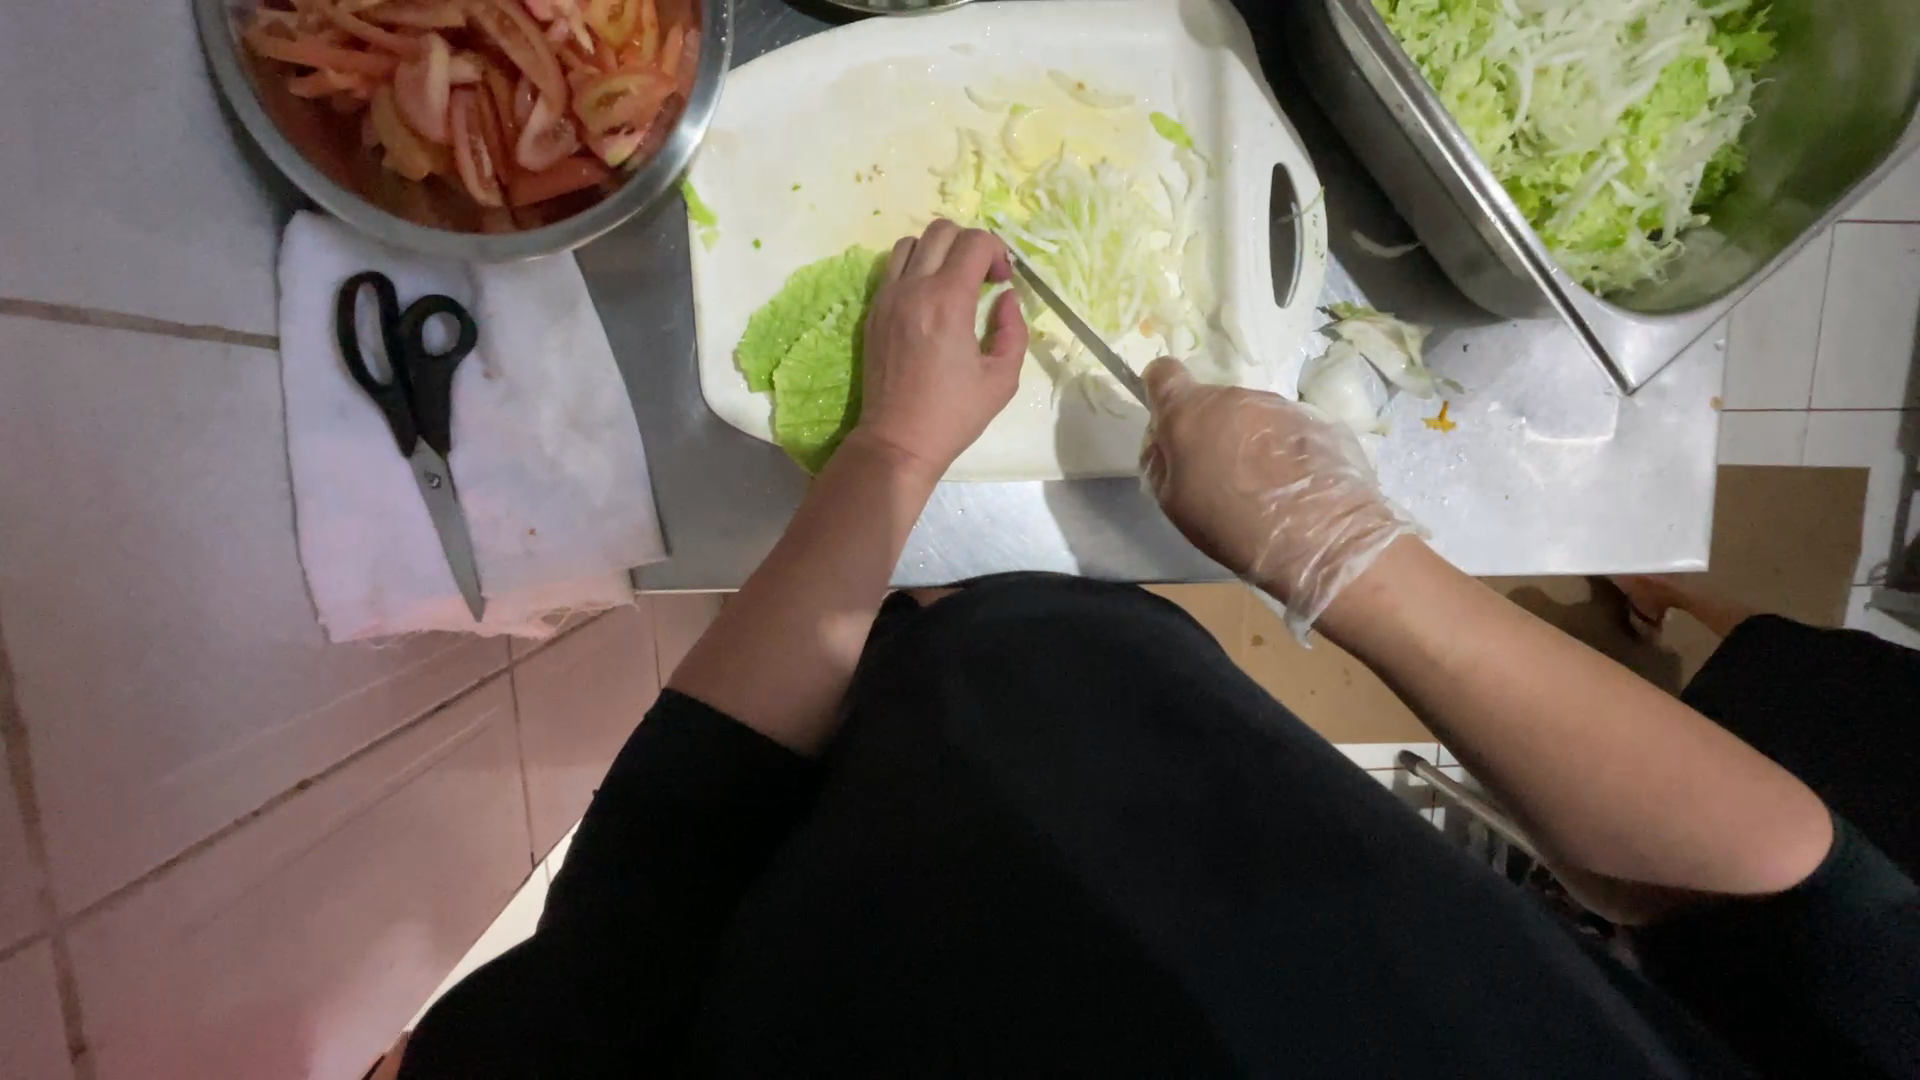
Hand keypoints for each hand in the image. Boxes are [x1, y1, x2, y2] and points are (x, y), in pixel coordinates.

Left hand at [850, 219, 1028, 479]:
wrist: (898, 440)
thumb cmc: (954, 415)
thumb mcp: (1002, 379)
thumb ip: (1014, 330)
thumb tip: (1006, 298)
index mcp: (948, 302)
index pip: (974, 241)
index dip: (997, 252)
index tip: (1002, 281)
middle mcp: (913, 289)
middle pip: (941, 231)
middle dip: (969, 245)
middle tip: (981, 278)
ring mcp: (887, 298)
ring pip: (911, 243)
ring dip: (937, 252)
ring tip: (951, 283)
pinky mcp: (873, 312)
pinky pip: (892, 268)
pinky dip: (914, 268)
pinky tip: (928, 299)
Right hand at [1141, 357, 1415, 638]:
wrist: (1317, 536)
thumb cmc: (1229, 522)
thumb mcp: (1172, 502)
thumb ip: (1160, 461)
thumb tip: (1163, 440)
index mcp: (1190, 412)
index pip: (1164, 373)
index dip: (1160, 390)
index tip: (1167, 417)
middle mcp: (1235, 396)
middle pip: (1212, 401)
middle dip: (1210, 429)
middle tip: (1218, 473)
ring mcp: (1281, 405)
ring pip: (1252, 415)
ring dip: (1249, 439)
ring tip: (1261, 484)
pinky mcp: (1320, 420)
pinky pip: (1288, 430)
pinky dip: (1284, 450)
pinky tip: (1292, 485)